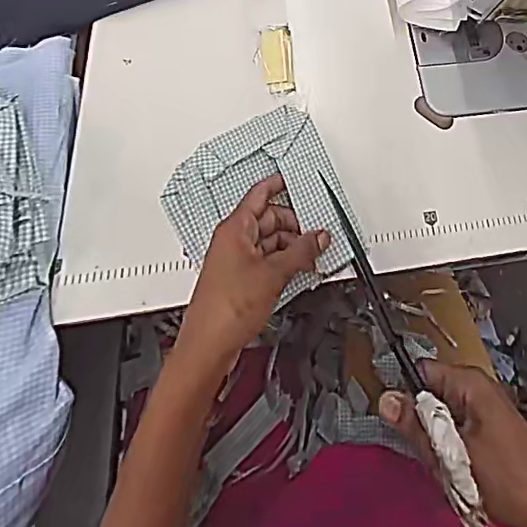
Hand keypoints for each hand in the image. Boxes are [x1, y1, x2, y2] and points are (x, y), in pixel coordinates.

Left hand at [174, 175, 328, 375]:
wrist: (209, 345)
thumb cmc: (225, 309)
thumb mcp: (274, 273)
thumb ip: (301, 251)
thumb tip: (318, 237)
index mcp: (235, 228)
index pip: (259, 195)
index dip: (277, 185)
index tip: (292, 180)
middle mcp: (233, 241)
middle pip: (268, 220)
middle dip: (293, 225)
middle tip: (315, 233)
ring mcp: (235, 260)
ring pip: (268, 242)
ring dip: (290, 247)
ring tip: (311, 256)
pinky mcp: (239, 279)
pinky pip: (265, 261)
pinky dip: (282, 263)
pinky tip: (298, 272)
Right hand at [380, 361, 526, 526]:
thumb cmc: (511, 482)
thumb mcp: (453, 455)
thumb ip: (417, 426)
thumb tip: (387, 399)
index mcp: (470, 382)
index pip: (419, 370)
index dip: (403, 392)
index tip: (395, 419)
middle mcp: (478, 388)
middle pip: (429, 397)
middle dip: (422, 427)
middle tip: (431, 455)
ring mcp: (486, 410)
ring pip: (441, 421)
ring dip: (438, 447)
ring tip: (450, 471)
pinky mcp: (491, 432)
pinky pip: (457, 435)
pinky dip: (453, 456)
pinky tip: (462, 477)